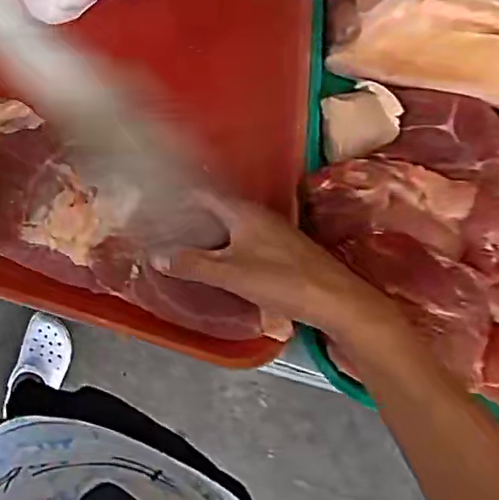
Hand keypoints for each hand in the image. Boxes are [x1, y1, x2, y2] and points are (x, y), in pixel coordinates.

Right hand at [156, 192, 397, 336]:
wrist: (342, 305)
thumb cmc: (283, 281)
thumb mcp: (230, 274)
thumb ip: (192, 264)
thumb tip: (156, 255)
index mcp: (243, 213)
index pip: (204, 195)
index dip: (182, 197)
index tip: (160, 204)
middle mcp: (260, 216)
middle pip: (219, 210)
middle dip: (194, 217)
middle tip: (167, 227)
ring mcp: (276, 233)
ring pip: (234, 226)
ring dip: (212, 233)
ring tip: (187, 245)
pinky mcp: (286, 252)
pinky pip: (246, 240)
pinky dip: (228, 246)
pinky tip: (221, 262)